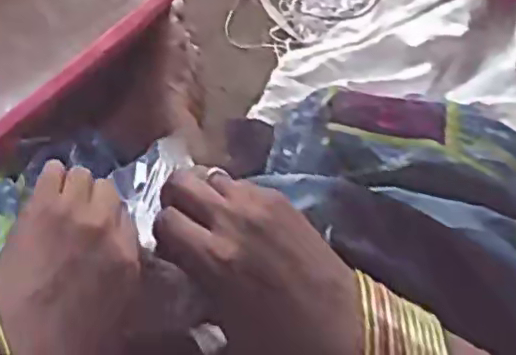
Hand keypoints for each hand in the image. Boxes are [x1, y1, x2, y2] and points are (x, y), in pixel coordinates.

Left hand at [0, 160, 139, 354]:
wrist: (18, 333)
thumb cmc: (68, 336)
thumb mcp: (115, 312)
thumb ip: (124, 271)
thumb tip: (121, 250)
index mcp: (128, 257)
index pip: (129, 218)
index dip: (112, 222)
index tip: (100, 230)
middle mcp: (104, 225)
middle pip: (107, 189)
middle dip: (95, 200)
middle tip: (80, 214)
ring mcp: (72, 208)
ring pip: (82, 173)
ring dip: (73, 186)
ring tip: (61, 201)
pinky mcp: (42, 200)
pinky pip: (53, 167)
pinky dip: (50, 177)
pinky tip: (44, 193)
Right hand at [154, 168, 361, 354]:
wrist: (351, 331)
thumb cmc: (286, 343)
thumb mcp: (229, 331)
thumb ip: (196, 291)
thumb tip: (175, 270)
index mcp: (215, 258)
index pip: (164, 220)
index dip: (164, 233)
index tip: (172, 247)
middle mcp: (230, 220)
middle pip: (179, 182)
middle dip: (175, 199)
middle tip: (184, 220)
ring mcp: (256, 203)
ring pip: (208, 176)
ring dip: (204, 194)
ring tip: (214, 215)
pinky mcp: (277, 197)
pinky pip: (240, 182)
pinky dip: (233, 196)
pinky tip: (244, 218)